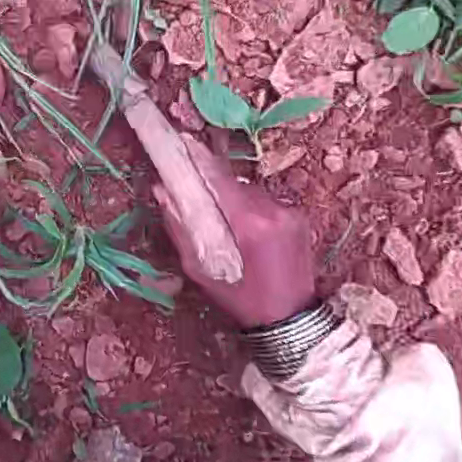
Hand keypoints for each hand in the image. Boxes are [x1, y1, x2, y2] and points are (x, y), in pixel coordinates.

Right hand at [155, 136, 316, 327]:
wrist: (290, 321)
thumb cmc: (239, 298)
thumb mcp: (200, 269)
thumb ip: (181, 228)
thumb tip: (162, 191)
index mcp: (248, 223)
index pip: (219, 177)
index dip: (199, 158)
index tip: (182, 141)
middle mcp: (273, 210)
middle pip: (234, 183)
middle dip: (214, 186)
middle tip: (197, 196)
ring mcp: (291, 212)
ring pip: (251, 192)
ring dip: (234, 200)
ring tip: (225, 224)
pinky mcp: (300, 217)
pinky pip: (267, 203)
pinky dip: (252, 211)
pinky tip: (247, 233)